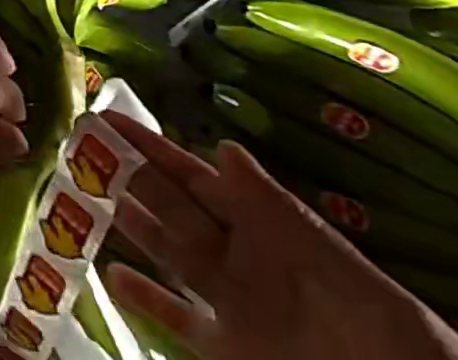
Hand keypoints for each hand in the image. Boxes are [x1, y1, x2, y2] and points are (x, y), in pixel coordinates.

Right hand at [101, 113, 457, 359]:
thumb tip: (222, 147)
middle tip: (83, 149)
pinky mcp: (226, 351)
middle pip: (172, 208)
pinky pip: (177, 319)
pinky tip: (112, 273)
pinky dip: (145, 297)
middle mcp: (236, 254)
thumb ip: (272, 205)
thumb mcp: (327, 255)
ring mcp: (229, 303)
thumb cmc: (374, 321)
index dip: (152, 147)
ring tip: (88, 195)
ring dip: (131, 224)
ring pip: (168, 254)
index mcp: (260, 224)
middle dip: (129, 175)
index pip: (193, 175)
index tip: (110, 120)